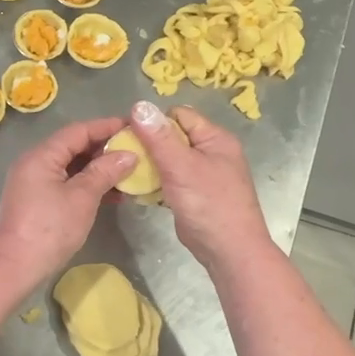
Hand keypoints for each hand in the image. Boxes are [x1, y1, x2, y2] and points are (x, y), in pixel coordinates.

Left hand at [0, 116, 135, 278]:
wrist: (16, 266)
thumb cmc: (50, 228)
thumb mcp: (82, 198)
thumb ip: (105, 172)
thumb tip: (128, 155)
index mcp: (41, 156)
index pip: (77, 131)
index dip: (106, 127)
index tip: (134, 126)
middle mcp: (33, 163)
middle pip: (72, 147)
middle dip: (104, 148)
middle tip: (136, 150)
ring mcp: (33, 183)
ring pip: (70, 166)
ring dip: (98, 169)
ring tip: (130, 173)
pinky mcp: (36, 200)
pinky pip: (65, 183)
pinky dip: (86, 184)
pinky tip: (112, 193)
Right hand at [129, 100, 269, 267]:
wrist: (229, 250)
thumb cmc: (209, 205)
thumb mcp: (181, 167)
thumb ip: (158, 136)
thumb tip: (138, 105)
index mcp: (215, 138)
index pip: (178, 115)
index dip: (153, 122)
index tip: (128, 136)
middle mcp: (212, 151)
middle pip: (172, 136)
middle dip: (148, 144)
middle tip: (125, 156)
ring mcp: (204, 174)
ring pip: (169, 158)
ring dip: (150, 164)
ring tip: (129, 173)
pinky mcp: (195, 193)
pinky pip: (171, 178)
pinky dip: (156, 181)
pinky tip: (141, 190)